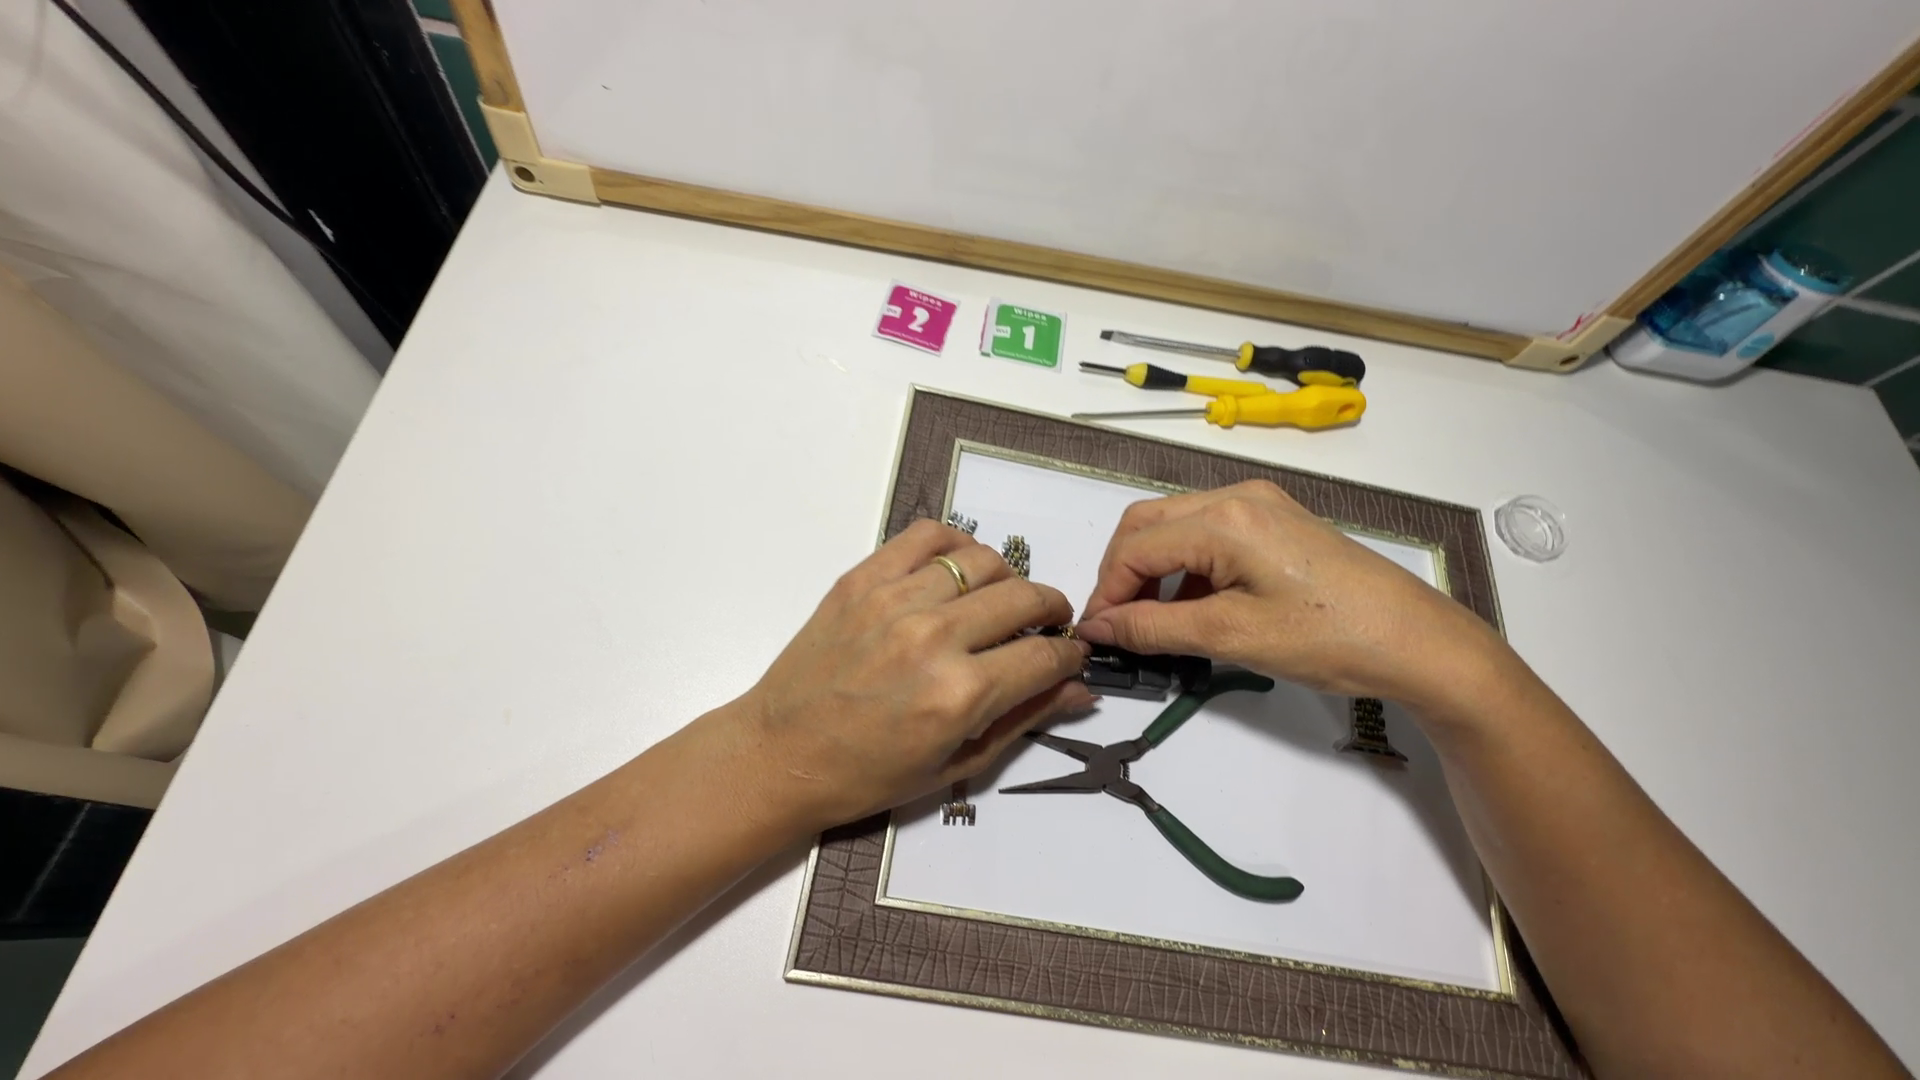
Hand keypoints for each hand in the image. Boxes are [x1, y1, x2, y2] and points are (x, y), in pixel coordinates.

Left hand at [727, 519, 1092, 831]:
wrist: (781, 754)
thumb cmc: (867, 774)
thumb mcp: (955, 764)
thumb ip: (1023, 719)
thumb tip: (1079, 690)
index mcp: (959, 695)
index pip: (1044, 656)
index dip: (1069, 654)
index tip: (1069, 654)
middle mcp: (933, 638)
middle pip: (1023, 598)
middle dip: (1050, 609)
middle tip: (1046, 623)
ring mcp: (894, 601)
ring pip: (982, 561)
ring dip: (1007, 579)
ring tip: (999, 600)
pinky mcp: (862, 579)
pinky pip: (927, 535)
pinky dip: (956, 543)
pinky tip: (959, 568)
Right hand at [1075, 480, 1504, 709]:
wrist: (1417, 642)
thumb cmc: (1325, 639)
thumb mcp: (1230, 637)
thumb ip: (1153, 628)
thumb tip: (1098, 629)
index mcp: (1225, 518)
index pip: (1136, 547)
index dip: (1107, 591)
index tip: (1095, 635)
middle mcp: (1237, 496)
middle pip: (1149, 523)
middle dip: (1123, 572)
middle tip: (1118, 623)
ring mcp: (1260, 505)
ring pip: (1176, 526)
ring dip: (1154, 570)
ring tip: (1153, 621)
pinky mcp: (1276, 521)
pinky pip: (1209, 534)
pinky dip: (1187, 568)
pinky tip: (1193, 607)